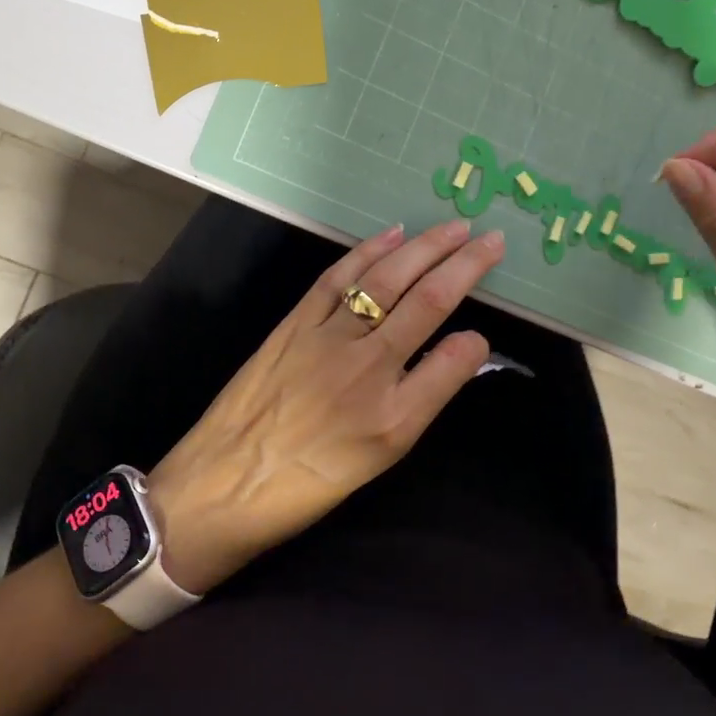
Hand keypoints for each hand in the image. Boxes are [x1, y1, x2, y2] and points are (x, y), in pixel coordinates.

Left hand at [145, 220, 504, 593]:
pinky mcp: (294, 324)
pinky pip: (337, 278)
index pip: (454, 359)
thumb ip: (424, 399)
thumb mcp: (378, 459)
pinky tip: (392, 236)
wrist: (222, 487)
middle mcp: (366, 367)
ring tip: (454, 228)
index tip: (484, 331)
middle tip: (493, 238)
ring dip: (424, 247)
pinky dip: (368, 252)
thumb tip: (463, 350)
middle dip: (465, 264)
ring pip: (386, 280)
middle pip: (427, 301)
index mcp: (393, 414)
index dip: (476, 339)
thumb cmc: (305, 485)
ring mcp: (327, 339)